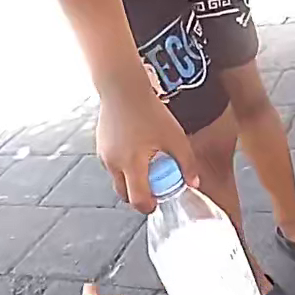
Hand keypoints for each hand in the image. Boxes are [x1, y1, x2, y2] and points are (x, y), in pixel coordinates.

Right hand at [97, 78, 199, 212]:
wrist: (122, 87)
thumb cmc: (149, 110)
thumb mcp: (174, 137)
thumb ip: (186, 163)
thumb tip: (194, 182)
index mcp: (132, 165)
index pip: (138, 200)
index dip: (149, 206)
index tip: (158, 203)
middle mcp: (114, 164)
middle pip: (124, 194)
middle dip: (138, 196)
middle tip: (154, 189)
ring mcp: (104, 155)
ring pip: (117, 179)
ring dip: (130, 180)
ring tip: (147, 165)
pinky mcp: (100, 145)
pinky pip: (112, 164)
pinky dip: (123, 165)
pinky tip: (136, 150)